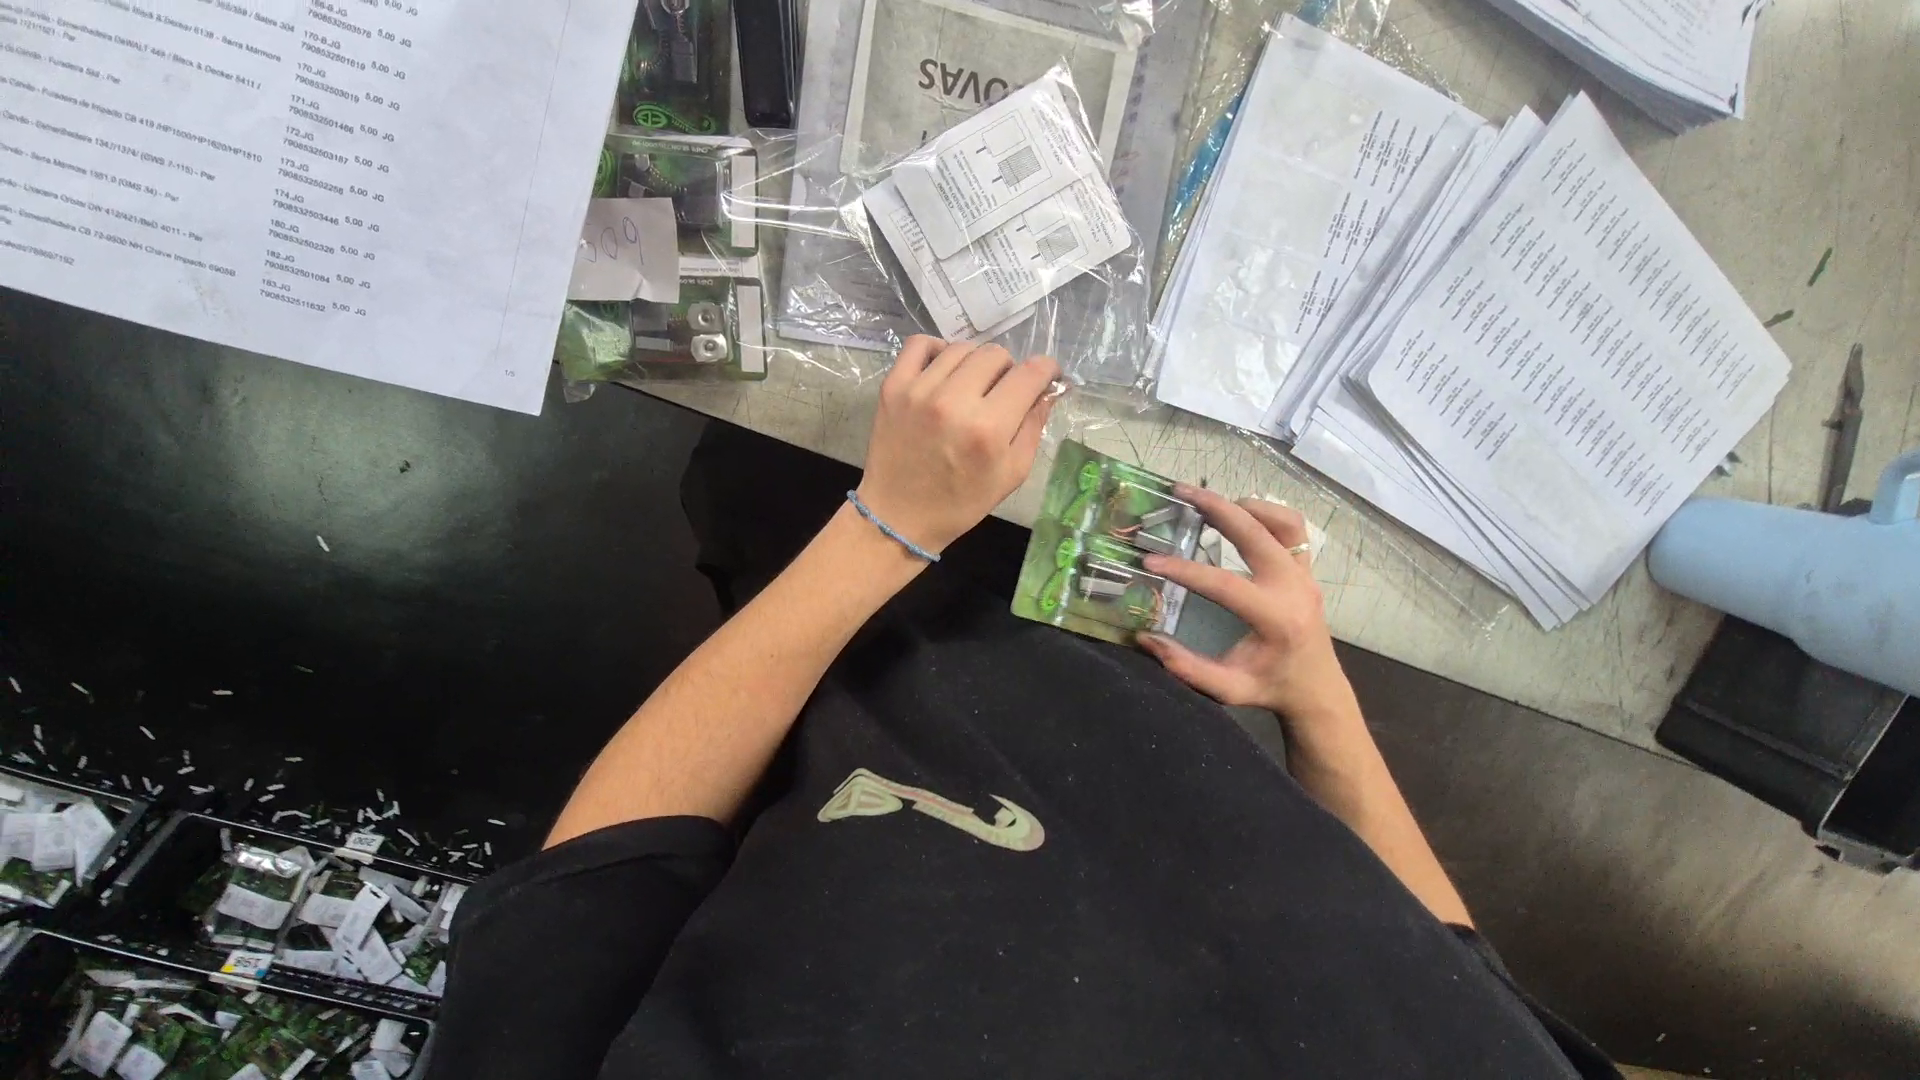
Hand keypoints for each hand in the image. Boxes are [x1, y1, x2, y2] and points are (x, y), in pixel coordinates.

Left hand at [857, 336, 1061, 553]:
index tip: (1046, 375)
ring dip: (976, 363)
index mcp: (988, 429)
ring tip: (972, 386)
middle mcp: (954, 402)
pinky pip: (920, 345)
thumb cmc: (961, 503)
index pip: (1029, 374)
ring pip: (962, 348)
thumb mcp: (1011, 474)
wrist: (899, 516)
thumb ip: (1033, 427)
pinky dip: (938, 349)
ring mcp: (919, 391)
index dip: (1046, 369)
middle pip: (996, 354)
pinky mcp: (893, 387)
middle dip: (1008, 370)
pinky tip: (944, 370)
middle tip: (1003, 392)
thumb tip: (1048, 390)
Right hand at [1135, 484, 1358, 726]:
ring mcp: (1305, 575)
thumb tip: (1145, 638)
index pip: (1224, 583)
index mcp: (1276, 619)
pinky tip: (1238, 515)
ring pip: (1283, 522)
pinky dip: (1266, 515)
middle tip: (1182, 493)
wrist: (1318, 690)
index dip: (1184, 569)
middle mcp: (1294, 589)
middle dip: (1217, 509)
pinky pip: (1292, 530)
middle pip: (1256, 534)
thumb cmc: (1271, 688)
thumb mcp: (1228, 688)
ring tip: (1210, 503)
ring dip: (1246, 507)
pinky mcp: (1306, 570)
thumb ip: (1187, 667)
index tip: (1150, 560)